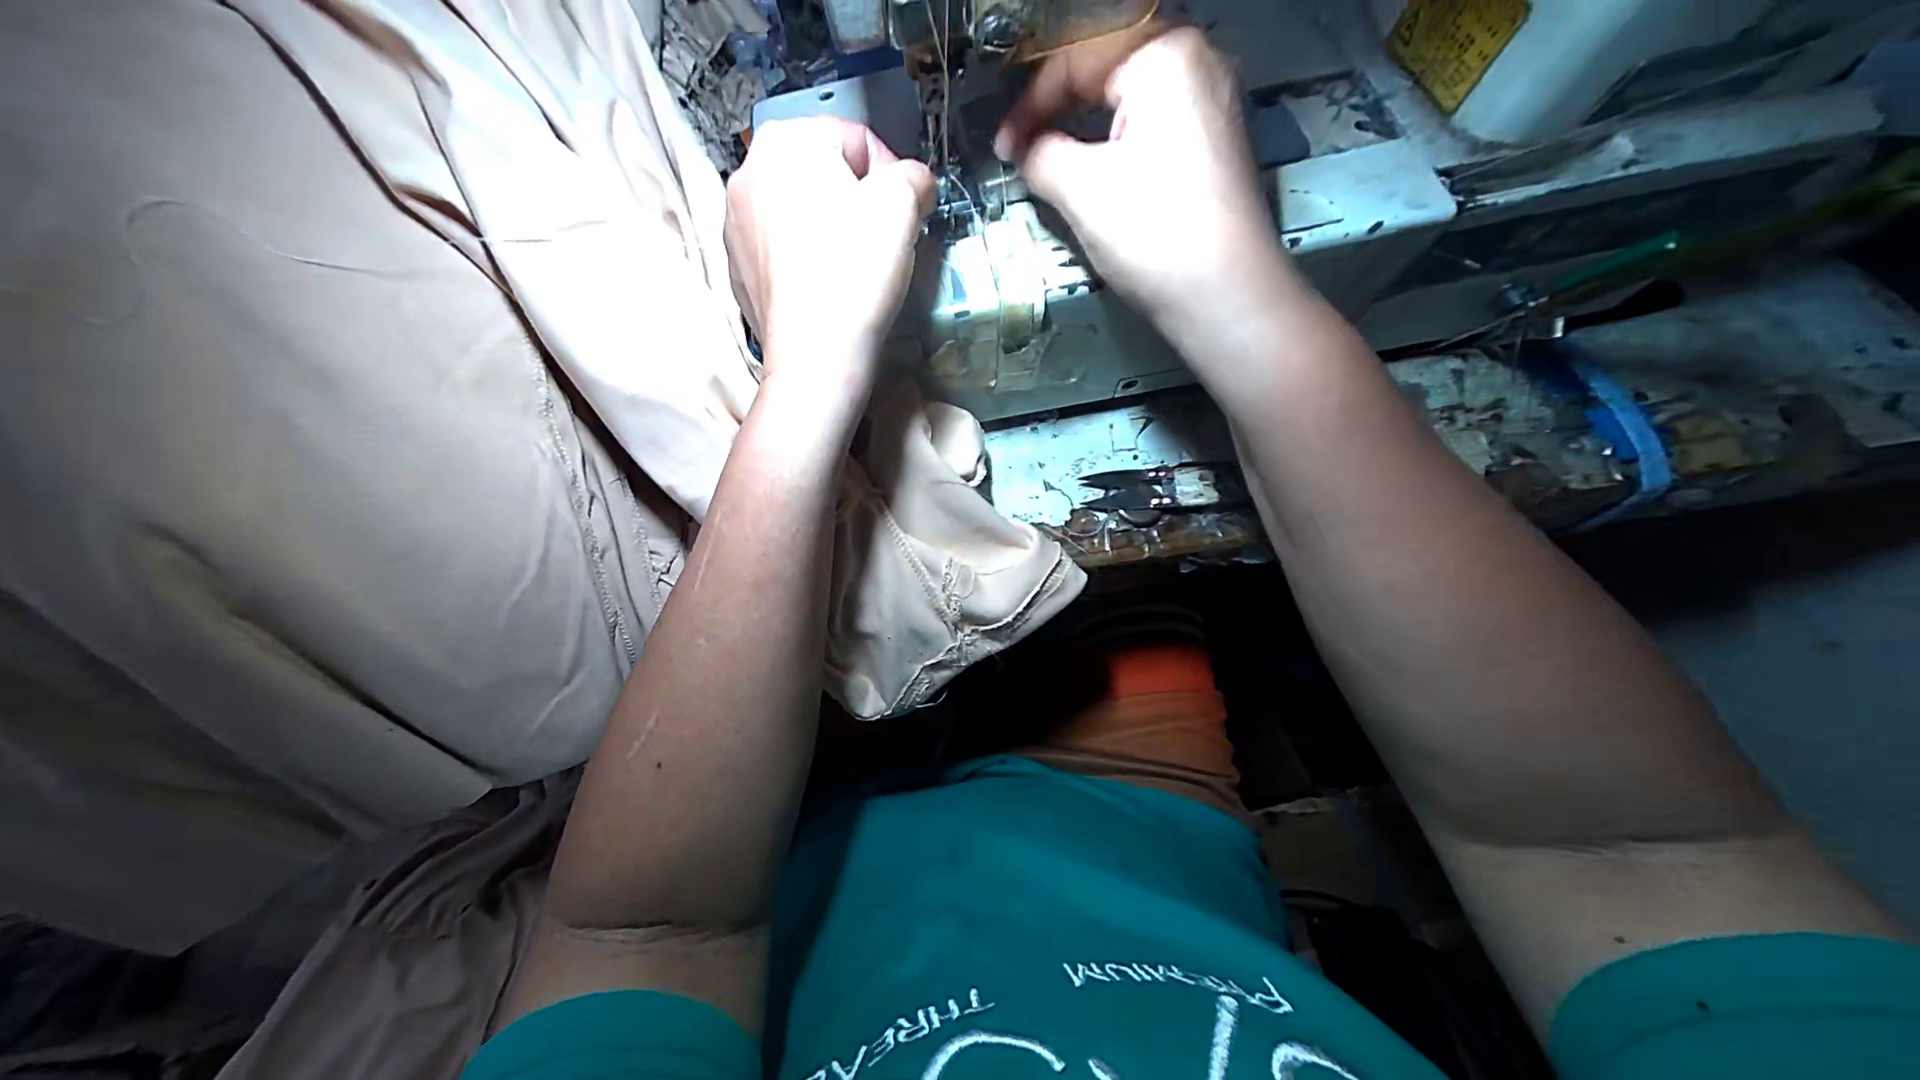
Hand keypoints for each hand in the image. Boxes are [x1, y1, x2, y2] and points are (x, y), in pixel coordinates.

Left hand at [725, 117, 935, 408]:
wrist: (815, 355)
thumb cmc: (855, 273)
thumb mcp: (903, 205)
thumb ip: (915, 176)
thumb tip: (913, 184)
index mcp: (786, 140)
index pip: (858, 140)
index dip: (891, 176)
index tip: (905, 216)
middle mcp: (748, 172)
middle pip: (824, 175)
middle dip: (858, 203)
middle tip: (883, 242)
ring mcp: (734, 223)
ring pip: (802, 213)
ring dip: (832, 230)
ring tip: (854, 269)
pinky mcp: (737, 268)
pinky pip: (783, 251)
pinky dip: (808, 261)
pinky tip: (827, 288)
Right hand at [996, 27, 1295, 355]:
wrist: (1224, 295)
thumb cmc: (1152, 232)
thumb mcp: (1080, 189)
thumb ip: (1040, 154)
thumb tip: (1024, 150)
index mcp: (1164, 54)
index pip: (1077, 58)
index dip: (1029, 103)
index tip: (1003, 149)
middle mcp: (1197, 63)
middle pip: (1107, 69)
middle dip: (1057, 108)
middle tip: (1022, 150)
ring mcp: (1213, 104)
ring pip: (1130, 100)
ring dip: (1083, 127)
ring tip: (1050, 162)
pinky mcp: (1214, 146)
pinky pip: (1153, 126)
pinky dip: (1115, 144)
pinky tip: (1094, 172)